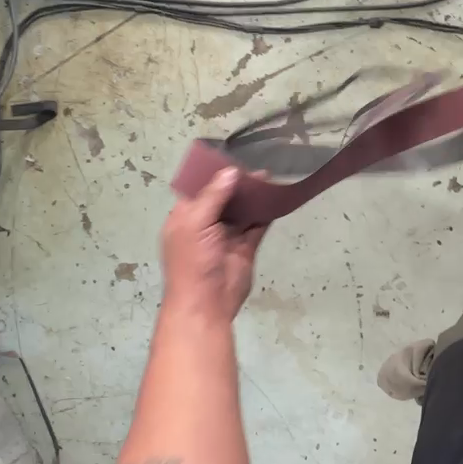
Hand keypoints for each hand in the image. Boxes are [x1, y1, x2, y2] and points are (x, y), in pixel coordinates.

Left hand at [160, 167, 265, 325]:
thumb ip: (213, 196)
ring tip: (271, 179)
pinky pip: (257, 225)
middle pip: (223, 198)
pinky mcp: (245, 247)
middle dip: (239, 184)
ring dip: (254, 197)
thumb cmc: (193, 261)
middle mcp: (205, 224)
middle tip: (258, 169)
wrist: (207, 302)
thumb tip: (231, 172)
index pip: (199, 189)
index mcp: (185, 217)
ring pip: (242, 210)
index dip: (215, 175)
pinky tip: (276, 199)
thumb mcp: (195, 223)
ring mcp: (226, 236)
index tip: (234, 160)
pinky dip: (266, 213)